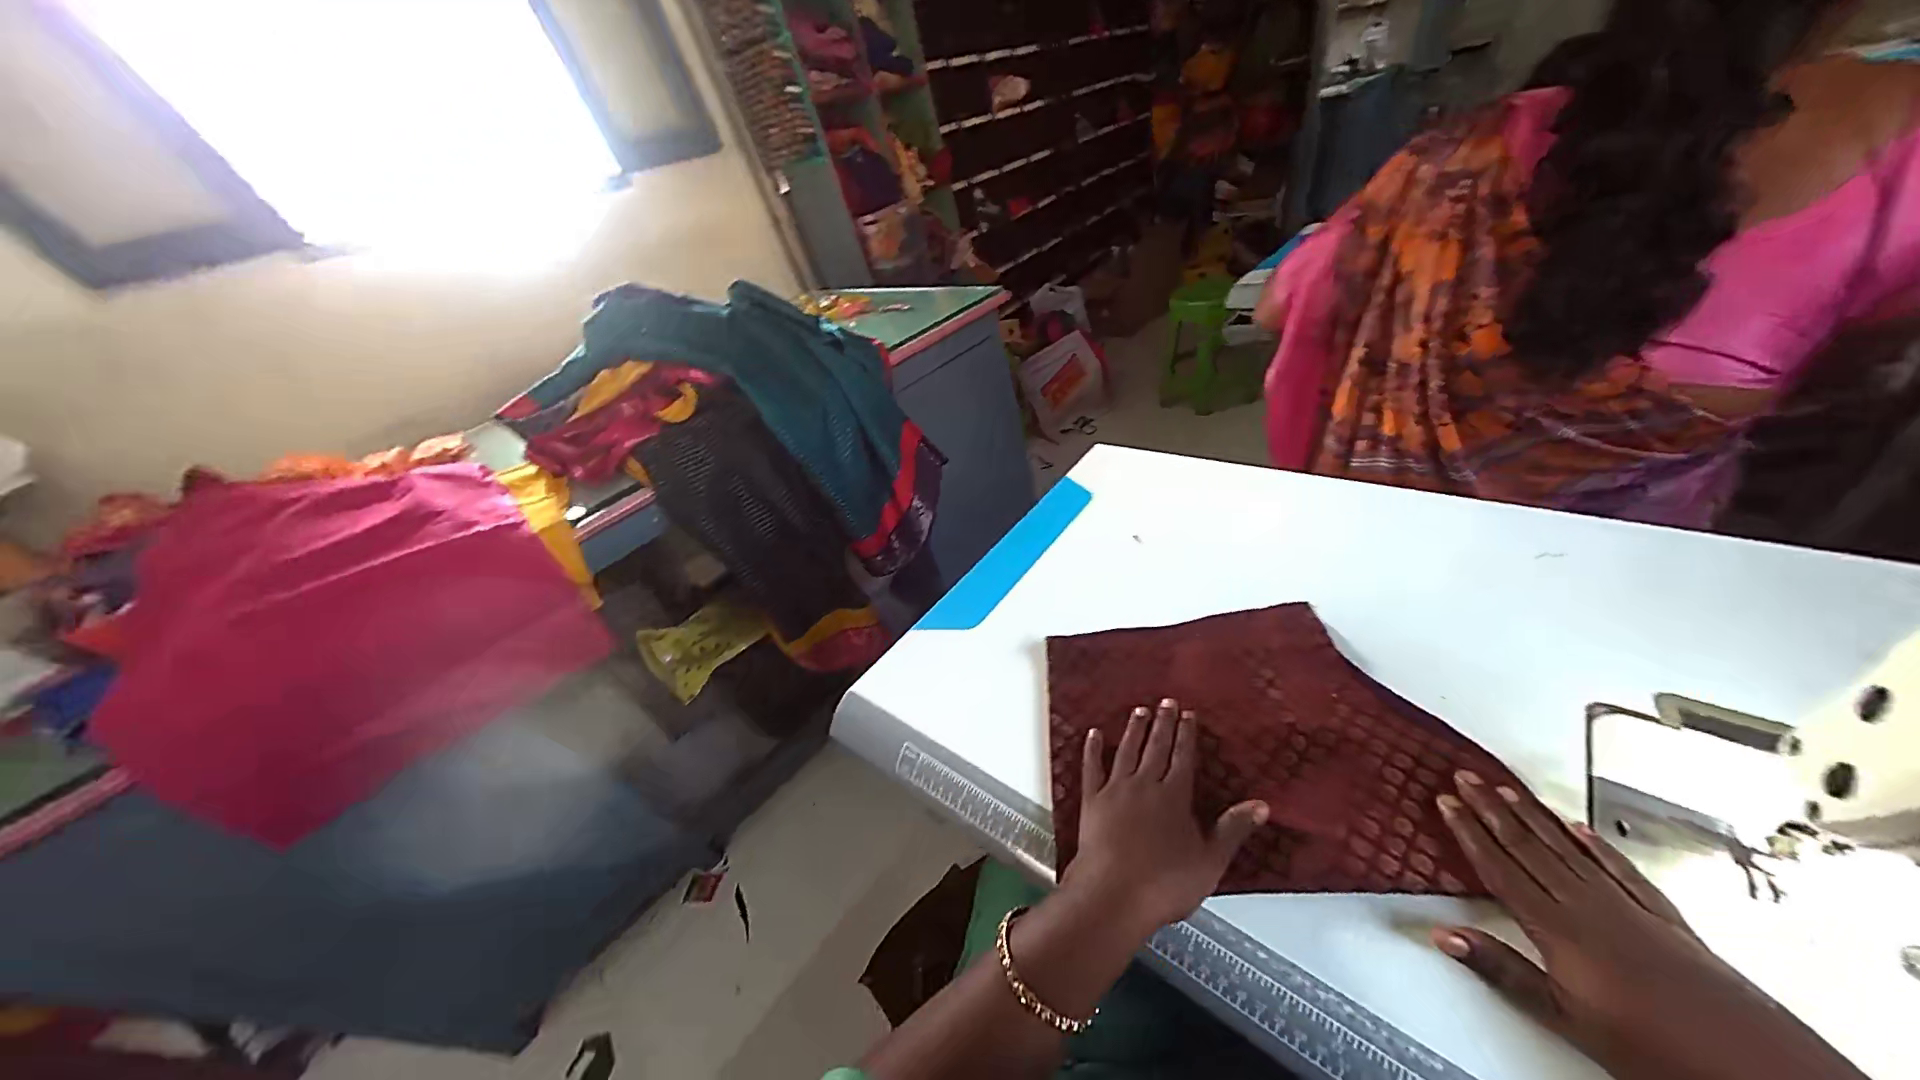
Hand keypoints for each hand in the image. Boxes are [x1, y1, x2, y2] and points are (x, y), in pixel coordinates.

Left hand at [1062, 698, 1269, 934]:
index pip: (1183, 757)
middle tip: (1166, 701)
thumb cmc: (1165, 883)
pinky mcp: (1091, 801)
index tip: (1188, 714)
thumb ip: (1232, 829)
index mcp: (1174, 797)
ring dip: (1134, 729)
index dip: (1186, 735)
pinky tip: (1093, 734)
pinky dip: (1092, 749)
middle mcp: (1144, 785)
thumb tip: (1261, 804)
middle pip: (1155, 747)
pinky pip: (1092, 767)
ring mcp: (1115, 790)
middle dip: (1163, 723)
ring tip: (1139, 710)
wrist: (1112, 894)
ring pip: (1126, 751)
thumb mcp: (1209, 860)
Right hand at [1435, 773, 1866, 1079]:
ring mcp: (1630, 910)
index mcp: (1560, 930)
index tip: (1447, 802)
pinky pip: (1621, 871)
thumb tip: (1447, 936)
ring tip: (1508, 789)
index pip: (1500, 868)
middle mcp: (1590, 908)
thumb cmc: (1658, 1052)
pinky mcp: (1667, 921)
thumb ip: (1505, 972)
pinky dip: (1595, 845)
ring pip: (1568, 850)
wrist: (1765, 1072)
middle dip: (1493, 809)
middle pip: (1529, 848)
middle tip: (1466, 777)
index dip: (1469, 832)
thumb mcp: (1568, 1020)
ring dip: (1534, 816)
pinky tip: (1578, 828)